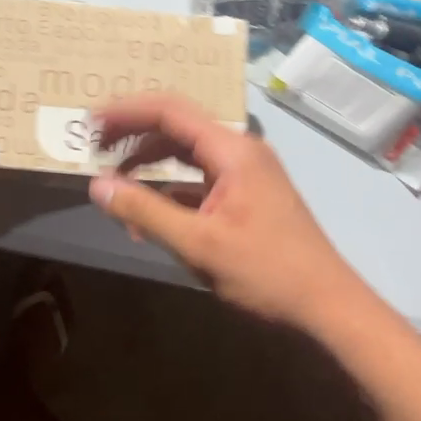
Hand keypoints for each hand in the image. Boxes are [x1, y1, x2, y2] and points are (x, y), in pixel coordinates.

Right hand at [88, 93, 361, 324]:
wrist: (329, 308)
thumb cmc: (267, 273)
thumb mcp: (198, 244)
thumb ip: (144, 212)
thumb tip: (97, 185)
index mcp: (232, 151)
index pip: (169, 112)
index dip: (125, 112)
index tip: (90, 123)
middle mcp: (240, 152)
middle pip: (176, 127)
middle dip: (133, 135)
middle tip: (95, 147)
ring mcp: (246, 173)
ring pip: (186, 154)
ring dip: (149, 165)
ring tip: (115, 183)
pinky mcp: (246, 196)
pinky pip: (198, 180)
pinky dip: (169, 190)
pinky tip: (148, 217)